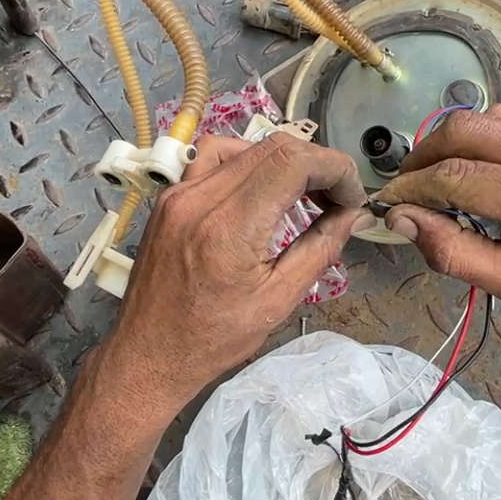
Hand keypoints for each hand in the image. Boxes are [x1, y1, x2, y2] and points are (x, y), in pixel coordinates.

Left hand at [101, 133, 370, 417]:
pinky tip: (261, 190)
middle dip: (317, 165)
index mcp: (229, 228)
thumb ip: (319, 249)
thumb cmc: (213, 338)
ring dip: (284, 162)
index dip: (335, 169)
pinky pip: (214, 158)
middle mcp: (200, 198)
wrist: (147, 352)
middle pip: (274, 147)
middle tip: (336, 200)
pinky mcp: (169, 197)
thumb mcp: (278, 300)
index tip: (351, 198)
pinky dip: (248, 162)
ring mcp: (179, 193)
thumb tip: (352, 214)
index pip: (292, 162)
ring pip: (246, 147)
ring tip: (303, 195)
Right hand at [373, 105, 500, 337]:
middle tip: (408, 189)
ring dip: (450, 143)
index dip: (413, 188)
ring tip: (438, 181)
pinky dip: (480, 137)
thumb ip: (454, 252)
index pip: (458, 176)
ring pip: (485, 116)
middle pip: (466, 129)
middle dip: (423, 156)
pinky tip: (476, 168)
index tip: (389, 204)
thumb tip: (400, 220)